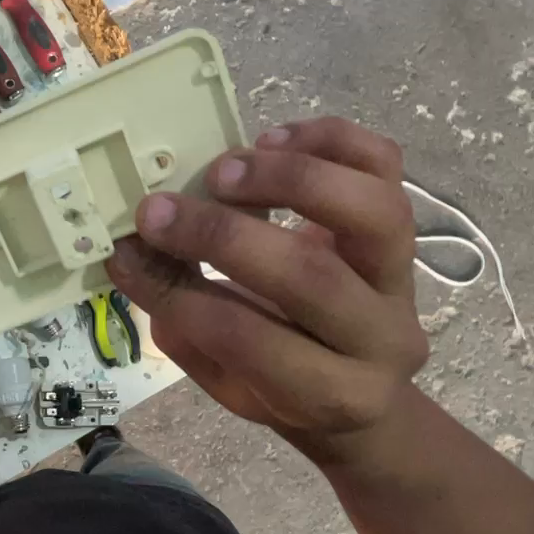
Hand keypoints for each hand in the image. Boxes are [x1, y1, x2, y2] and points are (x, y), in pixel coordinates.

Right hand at [106, 117, 428, 458]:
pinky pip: (386, 166)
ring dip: (287, 179)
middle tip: (156, 210)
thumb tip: (128, 253)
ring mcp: (404, 278)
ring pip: (373, 213)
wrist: (359, 387)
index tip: (126, 254)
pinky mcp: (408, 229)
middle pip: (309, 276)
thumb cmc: (280, 387)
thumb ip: (179, 322)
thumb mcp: (223, 378)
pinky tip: (271, 141)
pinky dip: (331, 140)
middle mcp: (380, 337)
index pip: (246, 339)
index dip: (178, 295)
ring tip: (222, 171)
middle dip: (220, 236)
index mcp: (330, 393)